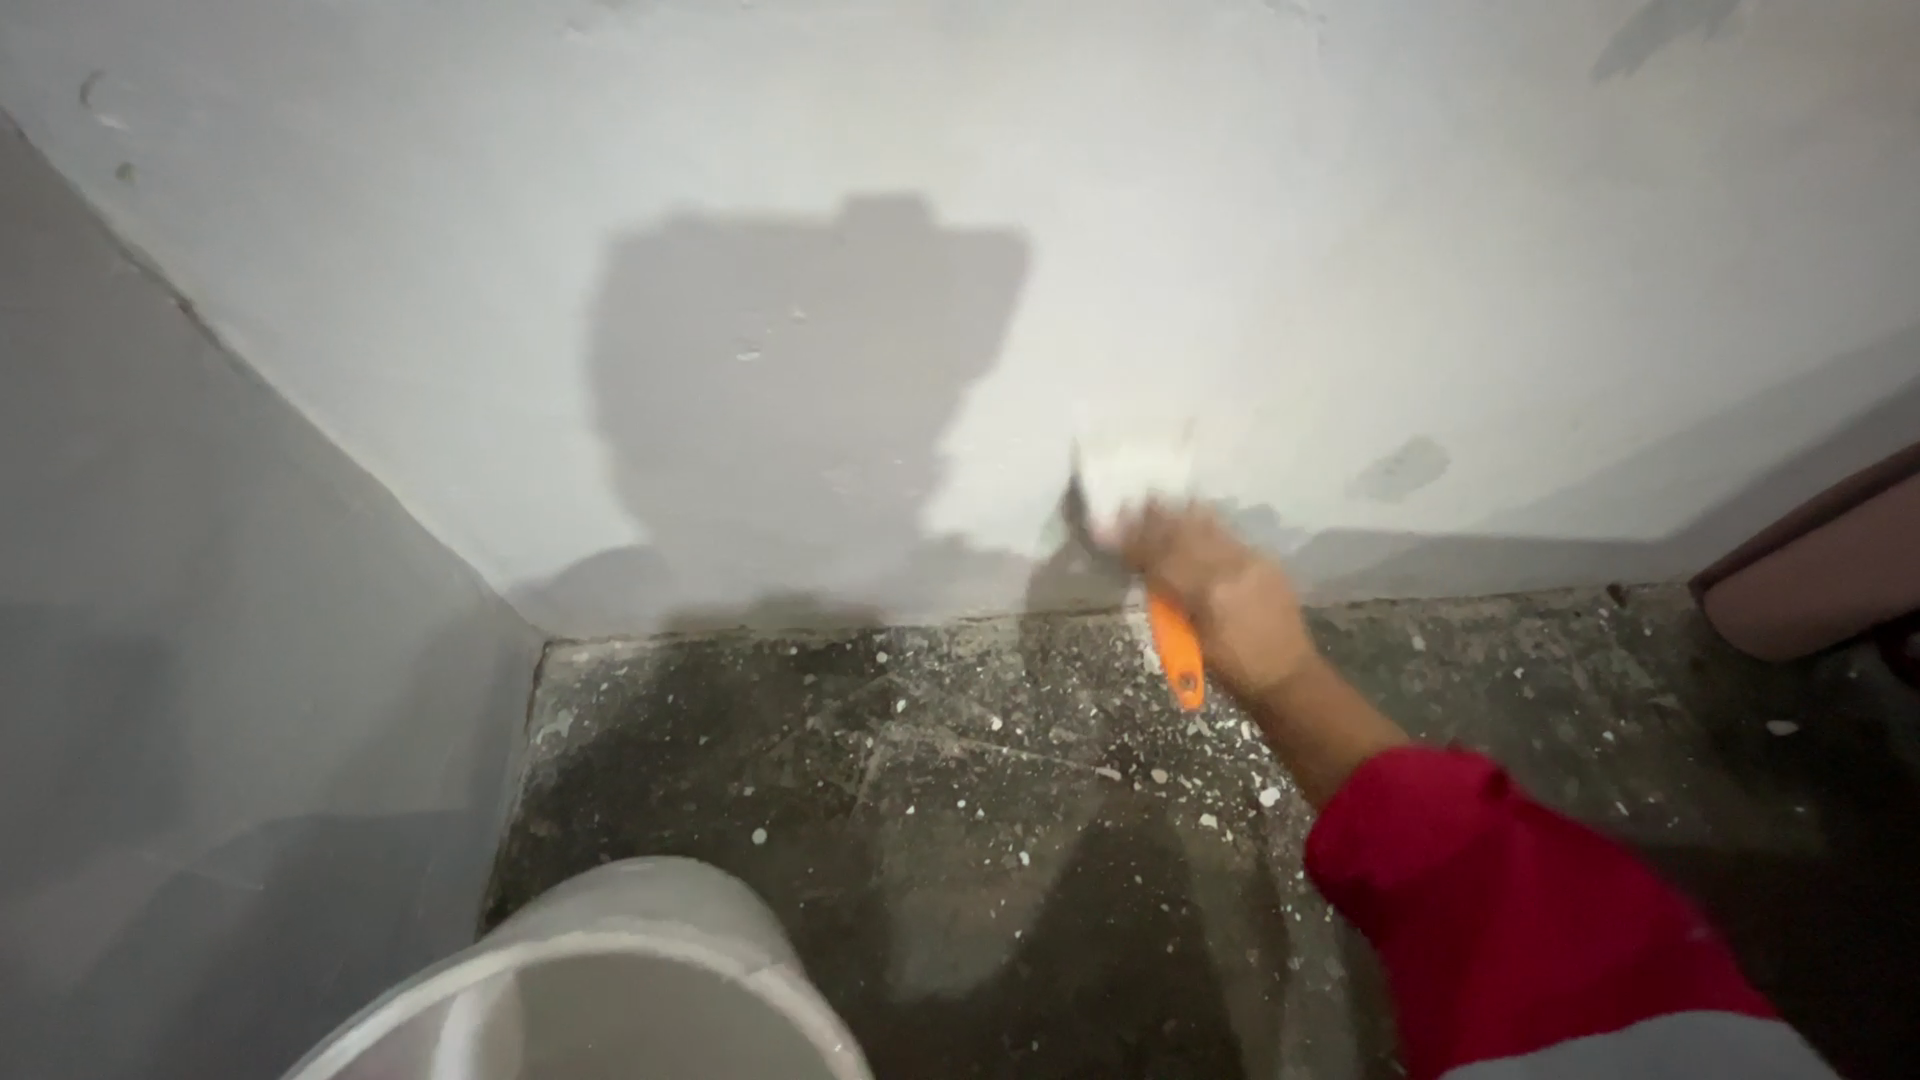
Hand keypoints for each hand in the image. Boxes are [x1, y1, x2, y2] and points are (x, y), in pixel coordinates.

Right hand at [1117, 500, 1319, 701]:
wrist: (1288, 677)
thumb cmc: (1232, 670)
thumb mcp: (1191, 642)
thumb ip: (1170, 602)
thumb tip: (1145, 571)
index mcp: (1210, 594)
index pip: (1162, 560)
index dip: (1133, 545)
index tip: (1109, 532)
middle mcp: (1233, 567)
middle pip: (1183, 536)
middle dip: (1152, 521)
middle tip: (1127, 505)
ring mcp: (1253, 559)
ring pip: (1207, 527)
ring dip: (1178, 513)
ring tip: (1154, 498)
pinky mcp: (1265, 560)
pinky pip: (1228, 533)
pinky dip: (1204, 521)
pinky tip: (1191, 509)